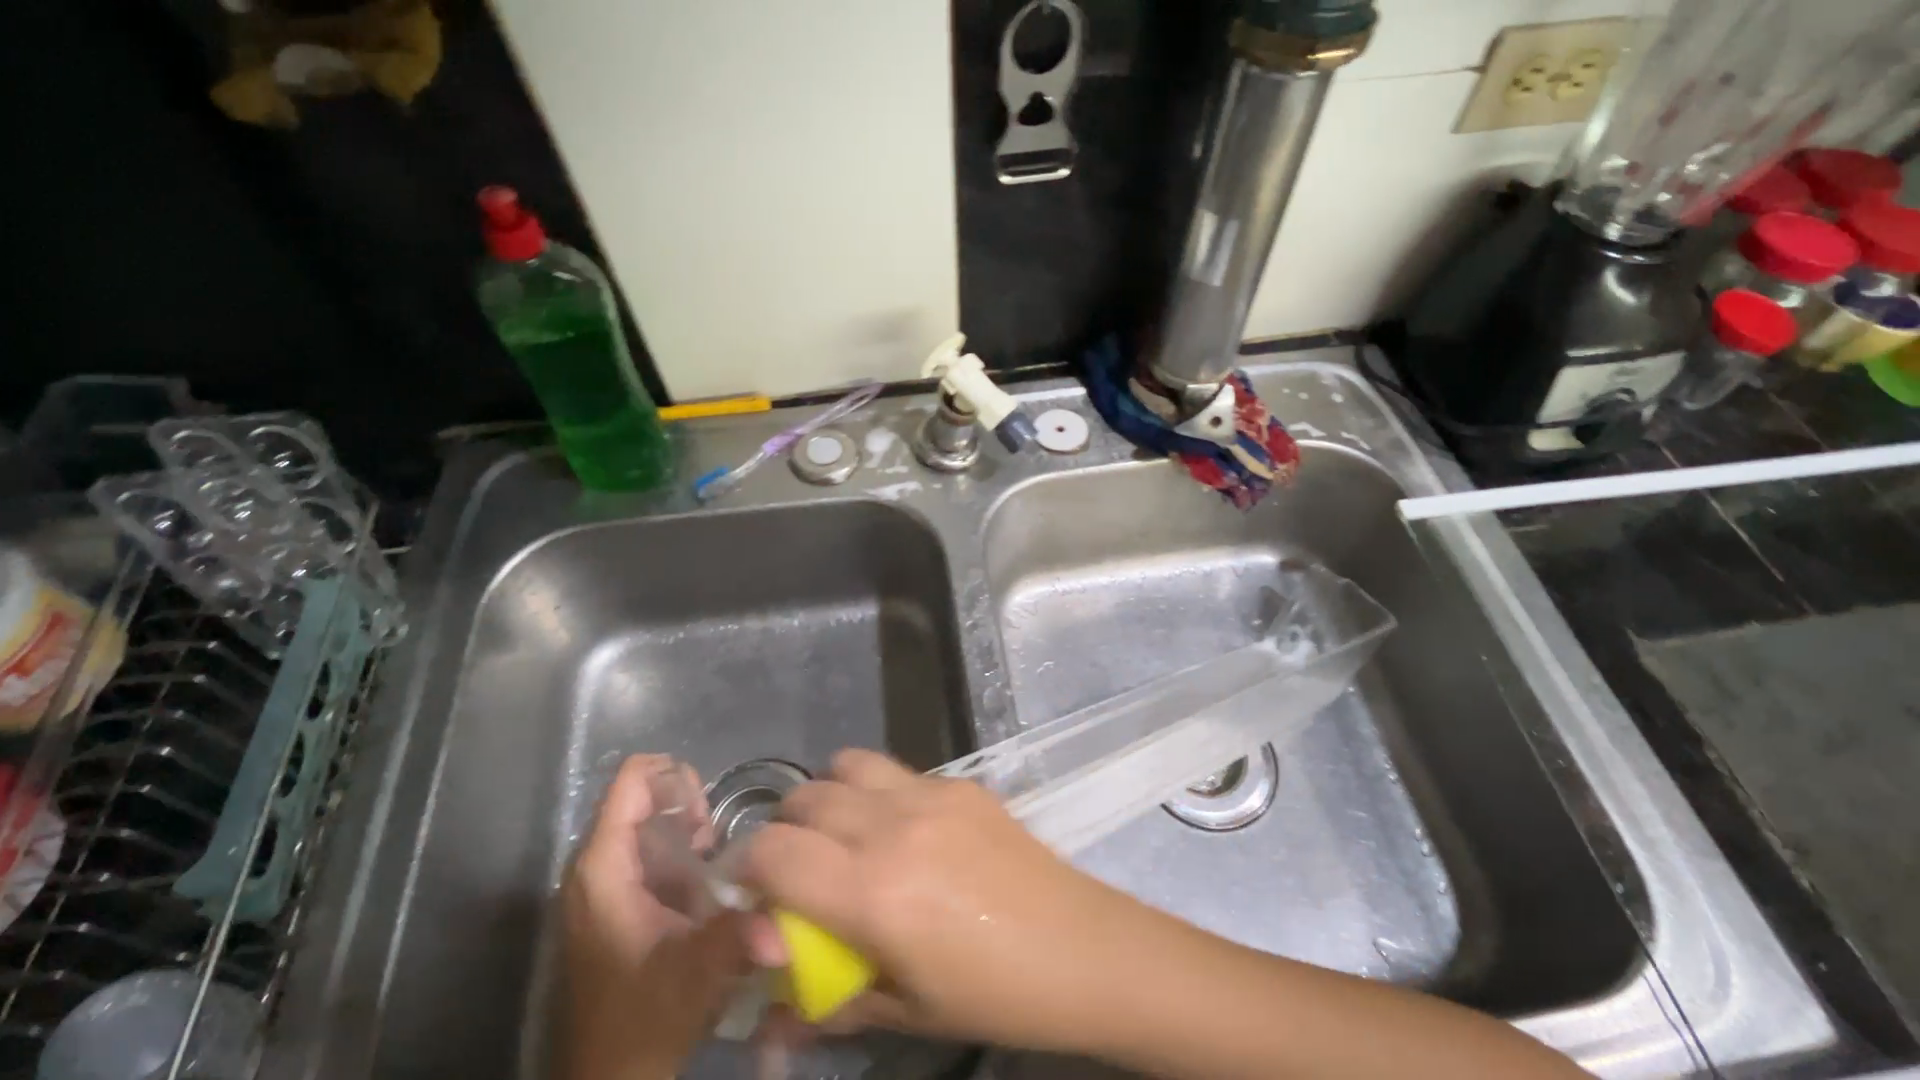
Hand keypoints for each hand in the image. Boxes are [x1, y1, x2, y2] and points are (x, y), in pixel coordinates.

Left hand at [562, 755, 753, 1079]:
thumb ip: (738, 938)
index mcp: (603, 867)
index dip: (672, 777)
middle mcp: (594, 866)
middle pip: (638, 798)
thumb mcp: (696, 973)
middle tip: (718, 841)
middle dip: (684, 806)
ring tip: (716, 860)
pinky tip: (705, 885)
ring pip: (643, 826)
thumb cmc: (644, 1016)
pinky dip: (676, 855)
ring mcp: (601, 886)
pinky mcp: (613, 905)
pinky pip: (645, 855)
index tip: (709, 814)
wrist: (612, 1074)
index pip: (629, 782)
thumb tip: (785, 930)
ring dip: (683, 831)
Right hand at [741, 749, 1159, 1052]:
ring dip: (827, 798)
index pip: (770, 851)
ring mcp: (931, 796)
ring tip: (844, 838)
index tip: (753, 893)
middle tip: (801, 873)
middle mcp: (892, 828)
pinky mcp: (963, 784)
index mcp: (872, 892)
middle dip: (784, 834)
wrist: (1088, 953)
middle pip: (801, 800)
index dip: (746, 869)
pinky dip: (875, 791)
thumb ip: (825, 1001)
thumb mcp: (903, 1011)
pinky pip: (894, 769)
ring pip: (843, 765)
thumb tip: (765, 1014)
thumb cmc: (994, 997)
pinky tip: (902, 832)